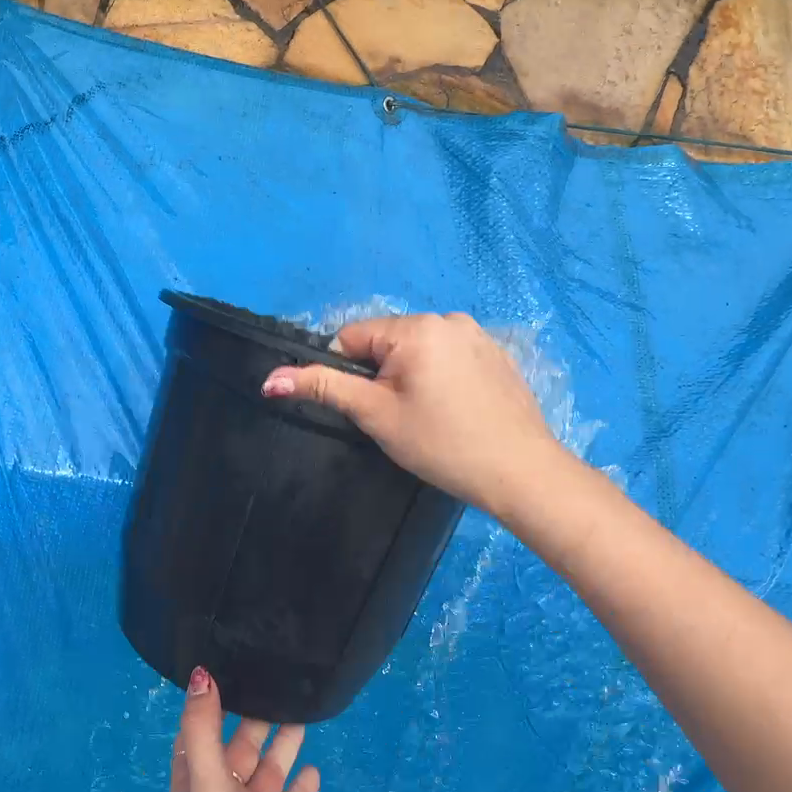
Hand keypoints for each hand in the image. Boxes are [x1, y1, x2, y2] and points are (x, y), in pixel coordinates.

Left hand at [170, 667, 320, 791]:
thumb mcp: (210, 785)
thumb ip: (203, 730)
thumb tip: (199, 674)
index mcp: (193, 786)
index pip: (197, 734)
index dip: (210, 705)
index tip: (230, 672)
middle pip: (235, 751)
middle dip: (253, 721)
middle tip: (278, 688)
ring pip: (264, 776)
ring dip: (280, 748)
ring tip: (302, 718)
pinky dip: (298, 789)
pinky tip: (314, 771)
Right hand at [261, 312, 572, 520]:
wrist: (522, 473)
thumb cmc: (441, 444)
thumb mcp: (374, 415)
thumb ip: (322, 387)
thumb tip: (269, 379)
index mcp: (415, 327)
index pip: (352, 337)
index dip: (349, 375)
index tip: (369, 409)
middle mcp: (449, 318)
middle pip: (386, 342)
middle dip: (381, 376)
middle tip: (399, 418)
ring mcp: (478, 335)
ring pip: (418, 351)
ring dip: (410, 377)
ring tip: (428, 418)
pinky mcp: (498, 355)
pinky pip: (449, 358)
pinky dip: (441, 379)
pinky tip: (455, 412)